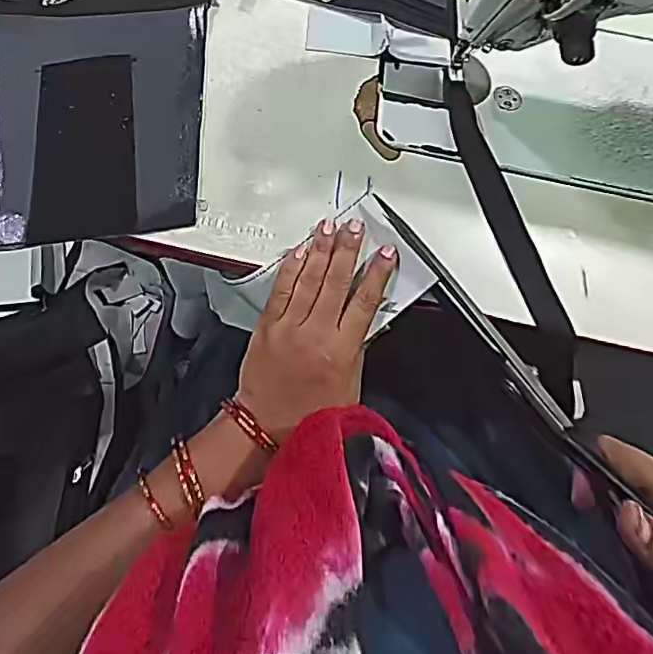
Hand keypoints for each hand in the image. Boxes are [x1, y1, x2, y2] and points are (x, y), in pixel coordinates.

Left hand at [235, 218, 396, 440]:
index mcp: (341, 352)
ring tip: (330, 227)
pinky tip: (301, 250)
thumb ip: (357, 347)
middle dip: (349, 251)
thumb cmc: (310, 415)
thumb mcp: (350, 386)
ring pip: (309, 279)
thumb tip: (366, 315)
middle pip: (337, 283)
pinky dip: (292, 267)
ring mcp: (289, 327)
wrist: (265, 425)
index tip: (386, 254)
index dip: (377, 274)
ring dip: (321, 249)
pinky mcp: (268, 324)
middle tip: (356, 228)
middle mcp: (315, 335)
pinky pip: (281, 288)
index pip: (365, 303)